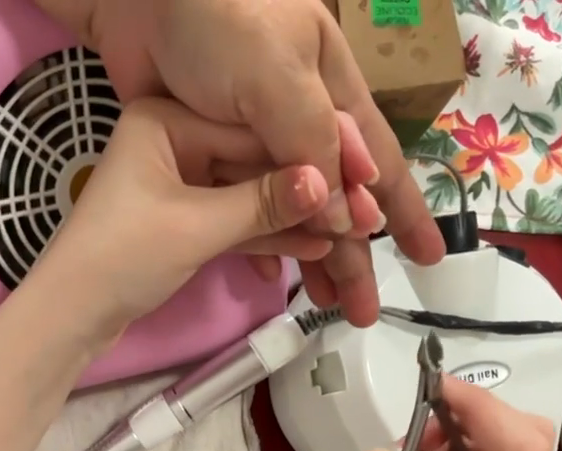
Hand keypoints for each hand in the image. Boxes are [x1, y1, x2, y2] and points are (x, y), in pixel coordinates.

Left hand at [31, 97, 341, 341]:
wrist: (64, 317)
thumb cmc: (118, 257)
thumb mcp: (195, 225)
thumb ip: (265, 203)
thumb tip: (333, 194)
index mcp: (170, 119)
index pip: (260, 132)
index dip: (314, 164)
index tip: (361, 195)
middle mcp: (175, 140)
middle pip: (260, 165)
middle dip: (311, 199)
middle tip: (364, 228)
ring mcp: (175, 182)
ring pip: (249, 197)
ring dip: (294, 224)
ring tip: (343, 249)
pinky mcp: (175, 221)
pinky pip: (231, 221)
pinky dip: (264, 237)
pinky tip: (308, 252)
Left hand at [50, 0, 448, 325]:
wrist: (136, 1)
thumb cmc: (216, 28)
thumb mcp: (275, 84)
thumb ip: (312, 149)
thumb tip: (348, 217)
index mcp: (323, 90)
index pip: (371, 160)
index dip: (398, 210)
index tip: (425, 258)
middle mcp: (290, 119)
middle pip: (329, 197)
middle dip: (351, 253)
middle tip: (365, 309)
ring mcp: (244, 143)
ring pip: (286, 209)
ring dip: (307, 256)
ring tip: (327, 305)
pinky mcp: (201, 161)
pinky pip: (238, 212)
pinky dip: (255, 243)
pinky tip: (271, 276)